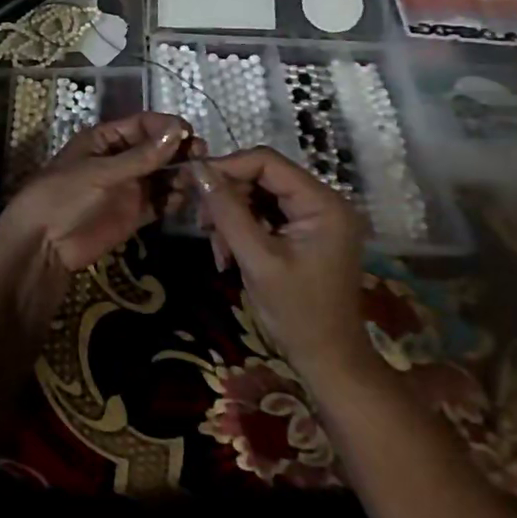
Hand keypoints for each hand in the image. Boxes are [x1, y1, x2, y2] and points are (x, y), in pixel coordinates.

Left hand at [1, 111, 191, 272]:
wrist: (44, 242)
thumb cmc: (63, 196)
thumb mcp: (99, 172)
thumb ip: (139, 156)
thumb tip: (176, 131)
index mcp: (104, 139)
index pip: (142, 124)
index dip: (166, 126)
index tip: (188, 133)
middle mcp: (119, 159)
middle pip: (158, 148)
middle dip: (179, 150)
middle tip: (201, 156)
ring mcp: (128, 186)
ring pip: (163, 174)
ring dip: (181, 174)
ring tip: (197, 178)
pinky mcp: (135, 212)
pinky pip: (161, 200)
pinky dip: (174, 198)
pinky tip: (183, 198)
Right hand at [191, 147, 371, 379]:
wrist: (325, 355)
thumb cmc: (296, 310)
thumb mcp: (256, 258)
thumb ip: (227, 211)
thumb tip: (196, 170)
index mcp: (323, 204)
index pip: (266, 162)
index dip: (226, 166)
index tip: (191, 183)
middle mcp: (322, 202)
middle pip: (260, 176)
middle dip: (226, 196)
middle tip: (203, 225)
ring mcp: (313, 217)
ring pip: (256, 194)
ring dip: (229, 215)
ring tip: (217, 247)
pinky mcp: (303, 232)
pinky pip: (262, 214)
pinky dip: (240, 228)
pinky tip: (227, 253)